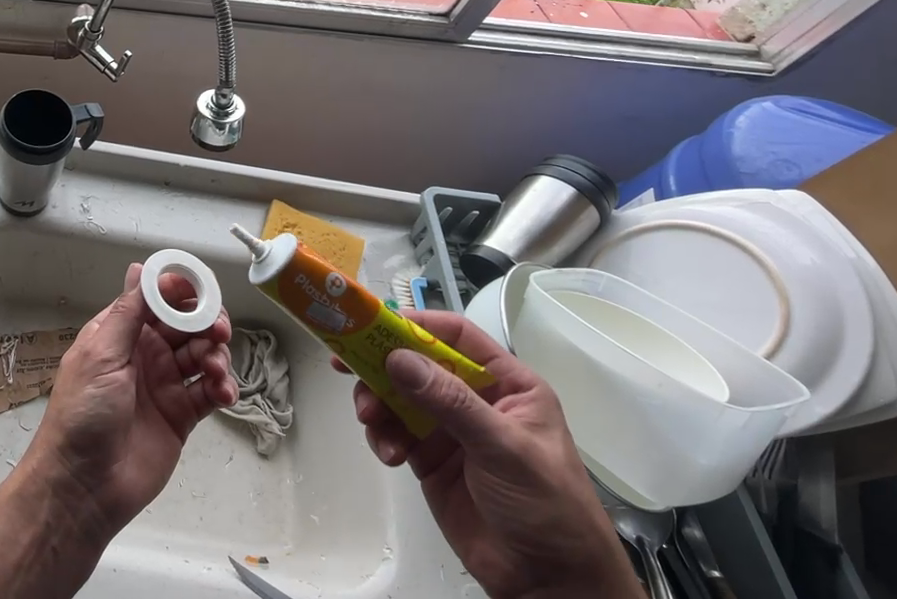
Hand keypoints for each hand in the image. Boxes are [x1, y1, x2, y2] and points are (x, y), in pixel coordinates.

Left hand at [23, 262, 236, 539]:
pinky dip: (222, 388)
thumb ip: (126, 313)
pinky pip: (209, 392)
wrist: (84, 484)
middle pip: (185, 325)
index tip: (201, 291)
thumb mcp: (100, 355)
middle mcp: (143, 354)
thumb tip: (139, 269)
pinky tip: (223, 392)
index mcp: (118, 333)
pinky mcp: (180, 416)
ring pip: (201, 355)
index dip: (179, 291)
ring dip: (216, 355)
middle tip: (218, 330)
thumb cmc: (81, 413)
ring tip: (216, 369)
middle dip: (206, 321)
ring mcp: (163, 384)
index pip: (154, 300)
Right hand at [335, 311, 639, 598]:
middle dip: (380, 366)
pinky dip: (383, 436)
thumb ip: (449, 402)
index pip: (455, 337)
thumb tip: (396, 358)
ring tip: (371, 422)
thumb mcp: (503, 449)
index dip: (414, 324)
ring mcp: (449, 427)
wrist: (552, 584)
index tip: (371, 326)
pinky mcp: (429, 456)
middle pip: (415, 362)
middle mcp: (474, 398)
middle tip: (344, 365)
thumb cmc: (548, 508)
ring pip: (397, 395)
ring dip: (377, 404)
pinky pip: (393, 430)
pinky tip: (390, 455)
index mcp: (506, 384)